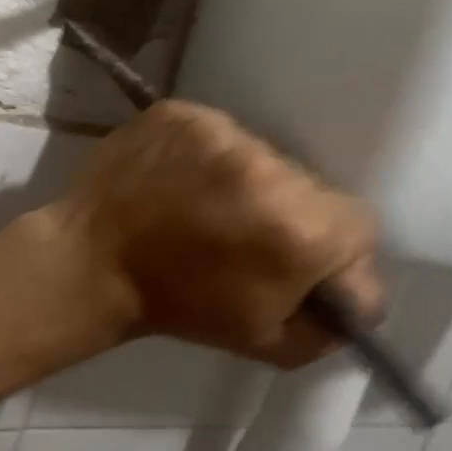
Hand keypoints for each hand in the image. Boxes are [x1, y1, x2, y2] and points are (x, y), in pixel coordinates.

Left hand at [47, 101, 381, 367]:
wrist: (93, 257)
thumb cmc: (182, 304)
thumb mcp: (276, 340)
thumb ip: (336, 319)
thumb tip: (355, 286)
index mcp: (299, 227)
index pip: (358, 224)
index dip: (335, 250)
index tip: (301, 262)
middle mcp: (265, 167)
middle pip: (310, 187)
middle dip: (292, 214)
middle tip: (248, 235)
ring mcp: (216, 131)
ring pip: (264, 156)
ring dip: (249, 181)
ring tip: (207, 206)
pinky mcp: (178, 111)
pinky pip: (219, 132)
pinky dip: (209, 155)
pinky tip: (182, 180)